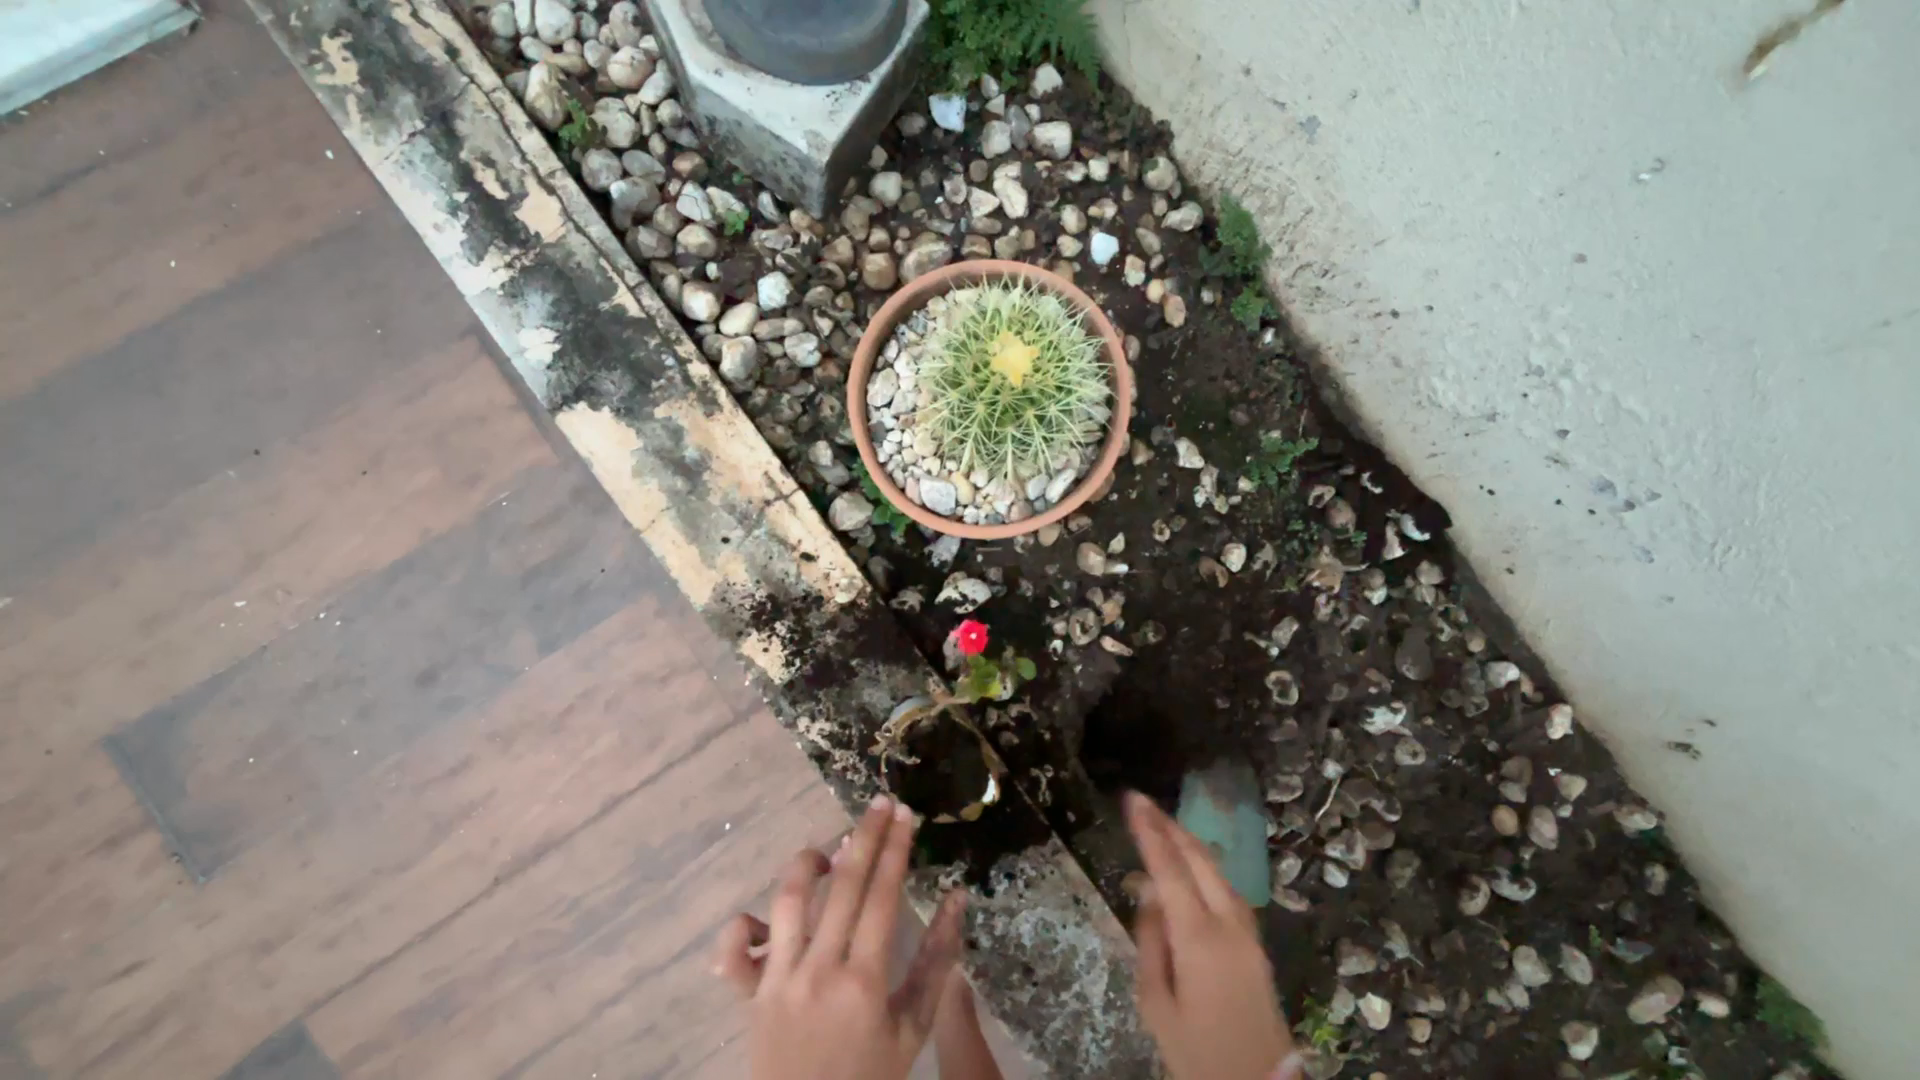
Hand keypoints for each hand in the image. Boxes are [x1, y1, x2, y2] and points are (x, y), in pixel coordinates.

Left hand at [712, 795, 967, 1079]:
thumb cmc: (870, 1075)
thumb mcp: (913, 1028)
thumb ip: (937, 964)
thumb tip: (956, 899)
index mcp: (864, 980)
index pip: (883, 895)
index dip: (896, 849)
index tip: (905, 814)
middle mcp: (818, 969)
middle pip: (843, 885)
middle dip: (865, 836)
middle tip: (880, 804)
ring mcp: (778, 979)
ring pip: (788, 899)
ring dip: (809, 863)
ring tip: (831, 848)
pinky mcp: (748, 994)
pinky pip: (734, 948)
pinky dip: (743, 924)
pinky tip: (765, 918)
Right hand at [1125, 792, 1294, 1079]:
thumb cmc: (1197, 1053)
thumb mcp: (1156, 1005)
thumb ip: (1151, 944)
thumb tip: (1149, 896)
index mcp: (1199, 938)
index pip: (1170, 869)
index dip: (1150, 831)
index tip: (1132, 799)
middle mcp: (1229, 924)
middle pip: (1200, 860)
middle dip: (1170, 826)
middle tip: (1142, 801)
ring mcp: (1248, 933)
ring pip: (1218, 871)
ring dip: (1189, 843)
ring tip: (1160, 824)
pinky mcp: (1256, 945)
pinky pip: (1227, 889)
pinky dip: (1204, 866)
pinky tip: (1190, 864)